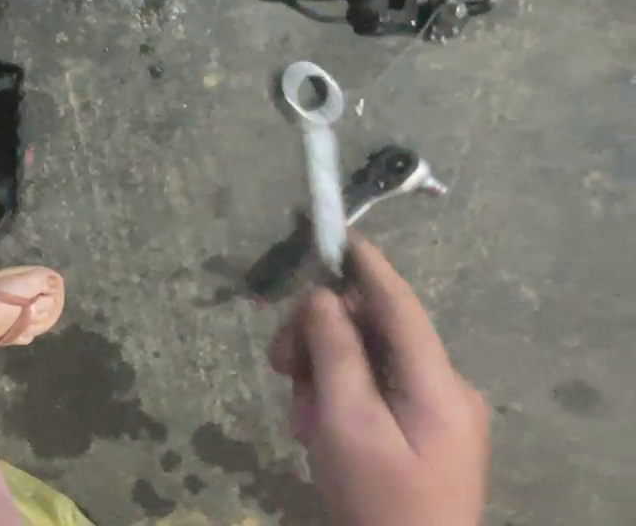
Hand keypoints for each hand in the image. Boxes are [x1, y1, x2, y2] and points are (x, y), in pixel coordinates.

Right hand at [269, 239, 489, 525]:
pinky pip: (366, 380)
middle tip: (278, 365)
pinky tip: (315, 417)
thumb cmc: (376, 493)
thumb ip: (334, 351)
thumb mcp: (345, 419)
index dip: (365, 263)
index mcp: (437, 384)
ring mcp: (432, 406)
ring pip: (360, 353)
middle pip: (367, 327)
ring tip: (298, 404)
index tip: (333, 228)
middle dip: (315, 335)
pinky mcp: (418, 422)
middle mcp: (442, 386)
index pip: (397, 304)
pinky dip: (332, 387)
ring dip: (317, 366)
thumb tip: (321, 294)